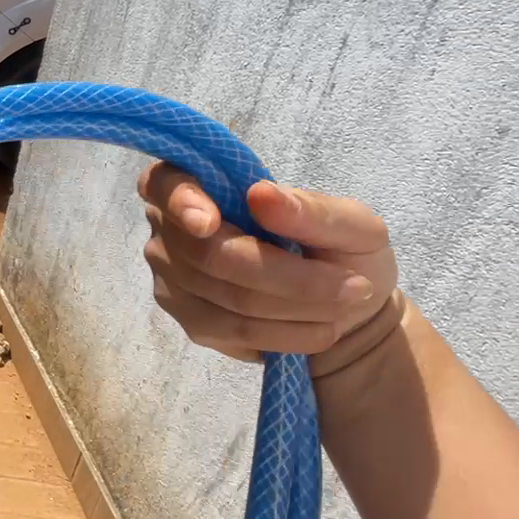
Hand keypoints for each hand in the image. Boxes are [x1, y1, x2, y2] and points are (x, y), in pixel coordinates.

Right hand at [137, 162, 401, 377]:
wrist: (340, 310)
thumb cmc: (340, 253)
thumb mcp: (351, 225)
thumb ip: (310, 210)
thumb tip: (260, 195)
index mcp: (196, 187)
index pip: (163, 185)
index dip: (180, 202)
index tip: (208, 223)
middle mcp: (167, 228)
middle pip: (211, 255)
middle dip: (291, 276)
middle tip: (355, 287)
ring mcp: (168, 275)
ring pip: (229, 297)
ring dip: (298, 307)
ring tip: (341, 306)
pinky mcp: (183, 318)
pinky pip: (233, 329)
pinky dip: (287, 333)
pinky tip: (314, 328)